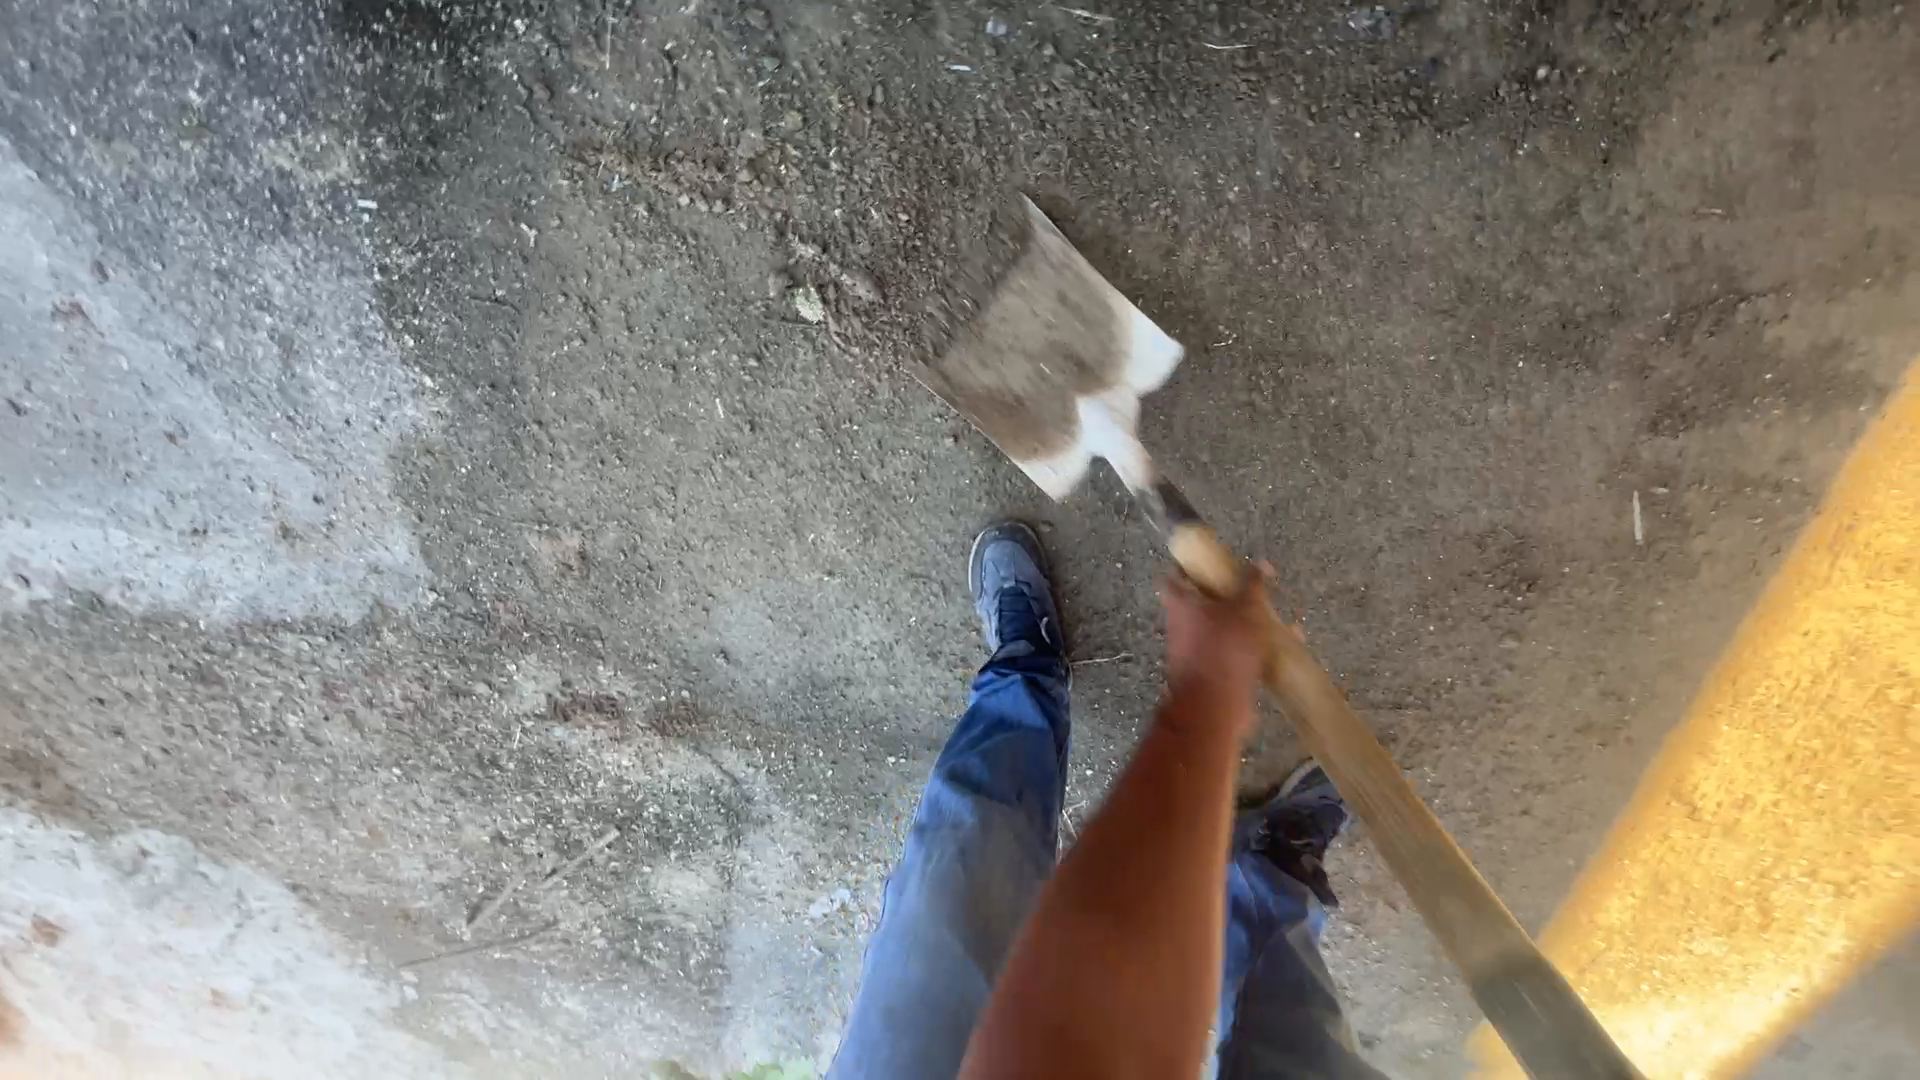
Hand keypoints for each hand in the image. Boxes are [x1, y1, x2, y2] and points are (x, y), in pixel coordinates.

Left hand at [1159, 561, 1275, 709]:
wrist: (1213, 706)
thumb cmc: (1224, 649)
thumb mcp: (1245, 609)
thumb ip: (1252, 584)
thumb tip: (1259, 563)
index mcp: (1179, 603)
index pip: (1172, 575)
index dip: (1188, 565)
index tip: (1212, 561)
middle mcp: (1180, 624)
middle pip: (1201, 602)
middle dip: (1231, 596)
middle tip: (1256, 592)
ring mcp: (1193, 649)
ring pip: (1221, 627)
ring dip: (1248, 623)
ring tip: (1280, 620)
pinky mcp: (1209, 671)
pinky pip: (1232, 651)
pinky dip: (1253, 647)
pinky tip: (1284, 646)